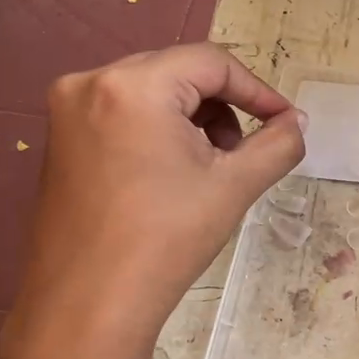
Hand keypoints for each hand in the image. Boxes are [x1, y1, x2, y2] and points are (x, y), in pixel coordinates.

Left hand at [12, 45, 306, 352]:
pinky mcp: (63, 137)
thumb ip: (278, 144)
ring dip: (199, 116)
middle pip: (180, 71)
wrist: (92, 296)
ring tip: (219, 164)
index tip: (288, 124)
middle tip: (254, 147)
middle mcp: (91, 83)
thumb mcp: (236, 184)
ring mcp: (69, 109)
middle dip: (228, 104)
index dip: (258, 90)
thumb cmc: (169, 235)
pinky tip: (181, 170)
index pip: (212, 62)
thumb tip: (296, 122)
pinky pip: (127, 111)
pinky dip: (165, 128)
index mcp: (133, 86)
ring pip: (155, 90)